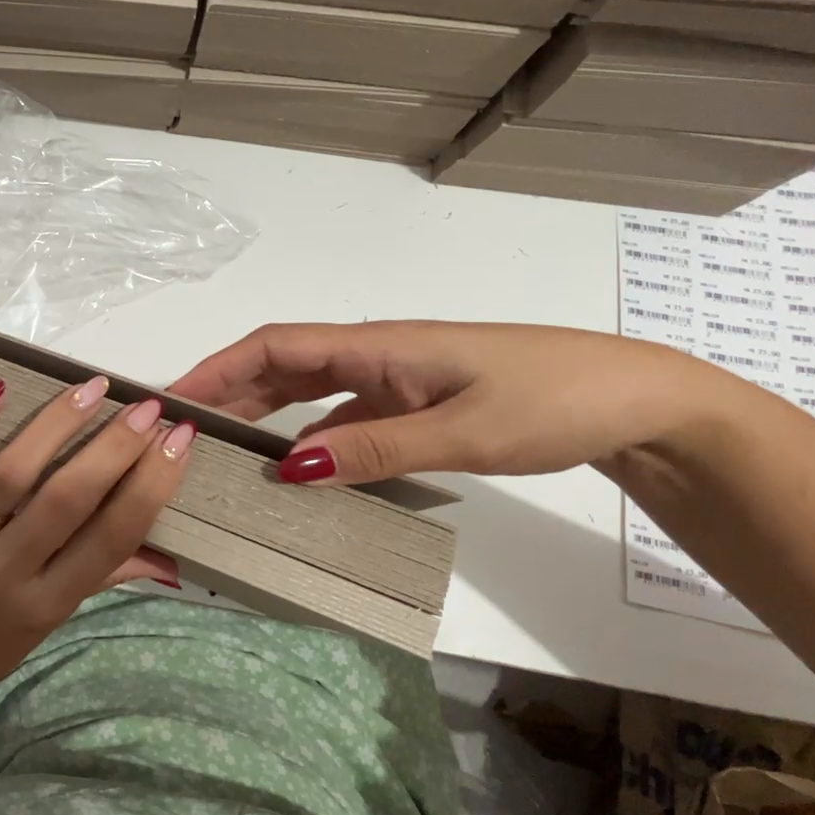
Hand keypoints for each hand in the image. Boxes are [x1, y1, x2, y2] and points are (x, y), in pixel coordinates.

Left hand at [0, 376, 195, 717]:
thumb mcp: (46, 628)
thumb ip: (101, 580)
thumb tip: (169, 561)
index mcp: (47, 602)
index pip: (112, 537)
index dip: (152, 485)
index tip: (179, 440)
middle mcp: (6, 571)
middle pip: (68, 500)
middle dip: (115, 449)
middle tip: (147, 408)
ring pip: (11, 475)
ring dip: (55, 426)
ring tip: (91, 391)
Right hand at [167, 321, 736, 484]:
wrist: (640, 402)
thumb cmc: (553, 401)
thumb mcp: (463, 432)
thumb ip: (373, 449)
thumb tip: (288, 469)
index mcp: (376, 346)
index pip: (275, 346)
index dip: (218, 366)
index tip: (174, 396)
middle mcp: (375, 355)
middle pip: (280, 365)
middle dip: (226, 389)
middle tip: (181, 429)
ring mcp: (395, 379)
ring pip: (308, 389)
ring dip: (261, 411)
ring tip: (221, 448)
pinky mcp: (415, 403)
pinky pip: (342, 414)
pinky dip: (309, 436)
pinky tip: (297, 466)